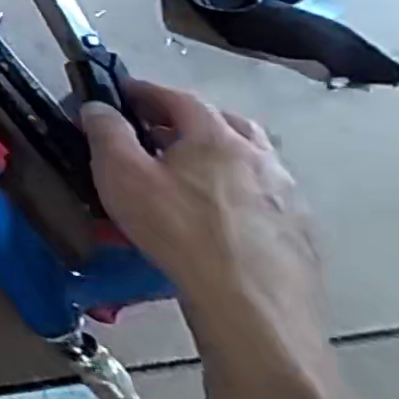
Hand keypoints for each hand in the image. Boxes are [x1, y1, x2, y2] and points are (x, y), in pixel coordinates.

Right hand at [81, 80, 327, 348]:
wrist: (252, 308)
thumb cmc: (178, 231)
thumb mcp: (122, 176)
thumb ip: (107, 133)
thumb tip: (98, 106)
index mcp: (216, 137)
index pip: (180, 98)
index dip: (148, 91)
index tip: (123, 92)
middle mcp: (260, 157)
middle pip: (225, 122)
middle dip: (190, 119)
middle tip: (159, 130)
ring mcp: (287, 196)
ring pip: (252, 159)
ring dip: (221, 154)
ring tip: (191, 172)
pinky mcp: (300, 233)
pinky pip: (266, 195)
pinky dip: (240, 190)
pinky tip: (222, 215)